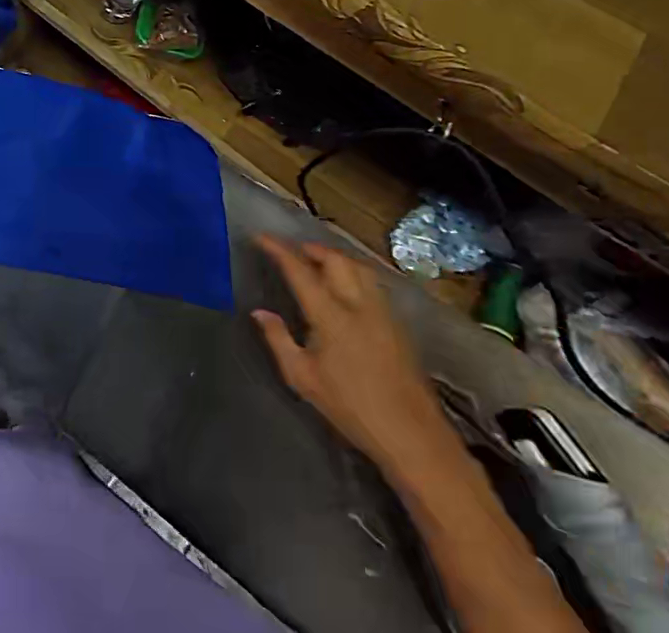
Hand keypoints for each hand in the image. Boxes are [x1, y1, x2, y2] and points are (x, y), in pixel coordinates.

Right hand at [253, 237, 452, 472]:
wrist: (409, 430)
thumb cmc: (350, 408)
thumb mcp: (303, 378)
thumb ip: (279, 340)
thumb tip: (259, 313)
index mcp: (331, 316)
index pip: (301, 272)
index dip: (279, 251)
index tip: (262, 237)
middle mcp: (358, 303)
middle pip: (335, 259)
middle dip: (311, 249)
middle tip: (292, 250)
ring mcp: (382, 309)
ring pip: (357, 266)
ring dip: (335, 257)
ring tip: (317, 261)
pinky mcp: (397, 320)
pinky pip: (371, 281)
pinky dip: (353, 271)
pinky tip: (346, 285)